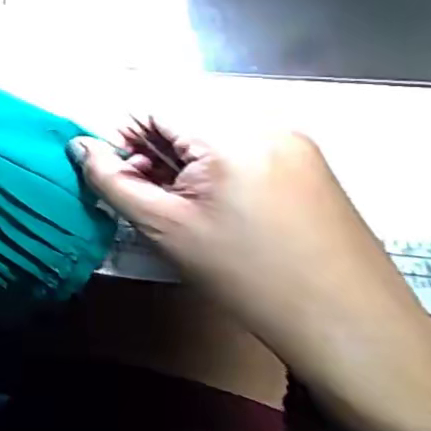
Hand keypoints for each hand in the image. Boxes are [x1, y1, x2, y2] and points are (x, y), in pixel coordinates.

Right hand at [69, 121, 430, 430]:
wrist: (350, 324)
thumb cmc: (247, 277)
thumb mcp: (164, 228)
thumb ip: (112, 180)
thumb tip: (80, 146)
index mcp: (229, 133)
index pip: (152, 105)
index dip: (123, 137)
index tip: (119, 178)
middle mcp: (264, 121)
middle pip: (184, 116)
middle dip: (154, 150)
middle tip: (151, 198)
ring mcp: (293, 140)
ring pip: (212, 131)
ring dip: (184, 159)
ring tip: (186, 209)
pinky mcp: (308, 161)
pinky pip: (244, 146)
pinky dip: (218, 167)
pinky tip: (222, 210)